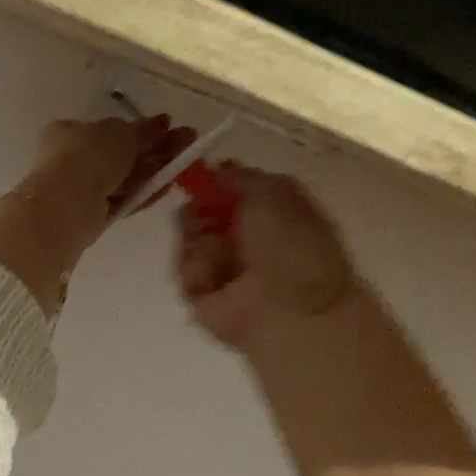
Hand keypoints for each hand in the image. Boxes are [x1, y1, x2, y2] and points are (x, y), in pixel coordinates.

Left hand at [16, 116, 199, 259]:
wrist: (65, 205)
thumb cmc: (88, 156)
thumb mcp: (120, 134)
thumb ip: (143, 130)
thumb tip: (162, 123)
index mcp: (70, 131)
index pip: (109, 129)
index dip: (140, 129)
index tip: (169, 127)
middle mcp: (72, 158)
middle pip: (120, 154)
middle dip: (155, 149)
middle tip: (189, 143)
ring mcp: (81, 188)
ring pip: (124, 178)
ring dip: (155, 170)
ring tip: (188, 162)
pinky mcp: (91, 215)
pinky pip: (122, 199)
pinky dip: (144, 192)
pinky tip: (169, 185)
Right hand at [175, 164, 358, 352]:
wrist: (289, 309)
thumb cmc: (292, 246)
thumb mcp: (274, 193)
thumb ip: (242, 176)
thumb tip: (216, 167)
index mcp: (268, 213)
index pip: (228, 189)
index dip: (212, 181)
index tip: (198, 176)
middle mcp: (244, 238)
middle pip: (201, 210)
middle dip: (197, 207)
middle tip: (203, 213)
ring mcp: (221, 266)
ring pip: (188, 235)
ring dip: (197, 237)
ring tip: (214, 249)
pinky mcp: (200, 293)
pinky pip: (184, 266)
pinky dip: (195, 266)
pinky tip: (211, 275)